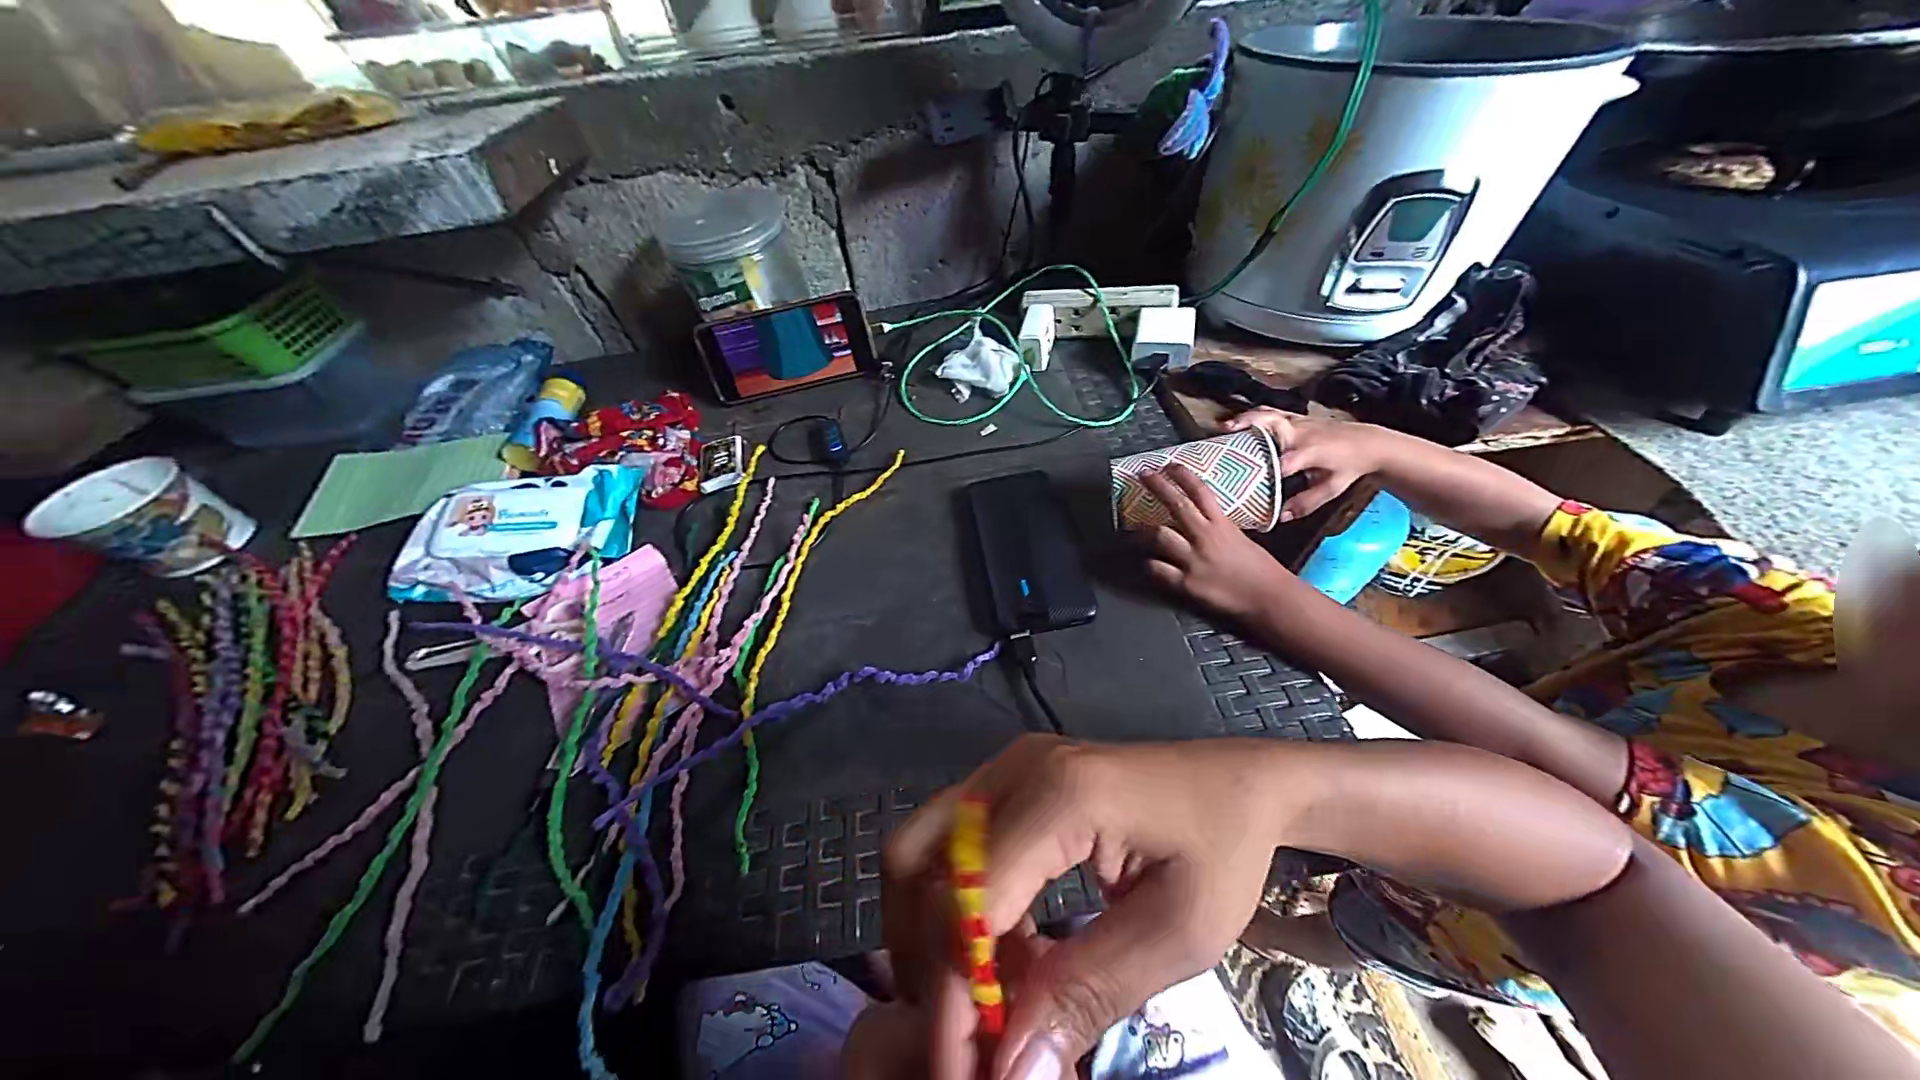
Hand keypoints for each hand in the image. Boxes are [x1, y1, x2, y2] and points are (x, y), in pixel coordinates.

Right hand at [882, 736, 1290, 1079]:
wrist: (1234, 784)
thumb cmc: (1221, 850)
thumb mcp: (1176, 934)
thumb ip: (1089, 993)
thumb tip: (1011, 1069)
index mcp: (1063, 796)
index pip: (972, 897)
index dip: (955, 993)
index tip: (964, 1070)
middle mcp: (1014, 770)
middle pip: (919, 864)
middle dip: (926, 961)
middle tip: (967, 1034)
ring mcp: (1004, 769)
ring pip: (919, 851)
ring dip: (933, 934)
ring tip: (987, 996)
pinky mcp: (1004, 781)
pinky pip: (948, 847)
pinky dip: (957, 910)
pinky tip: (1006, 953)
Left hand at [1136, 464, 1289, 621]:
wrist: (1270, 599)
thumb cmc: (1261, 571)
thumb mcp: (1242, 540)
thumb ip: (1220, 529)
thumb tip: (1203, 522)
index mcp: (1222, 525)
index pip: (1200, 492)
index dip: (1182, 476)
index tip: (1170, 465)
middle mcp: (1205, 538)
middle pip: (1176, 504)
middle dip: (1157, 486)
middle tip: (1143, 476)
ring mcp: (1193, 560)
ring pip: (1158, 536)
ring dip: (1142, 531)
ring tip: (1132, 529)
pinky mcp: (1185, 583)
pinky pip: (1157, 569)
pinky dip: (1149, 565)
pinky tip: (1147, 563)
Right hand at [1221, 409, 1383, 522]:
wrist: (1370, 444)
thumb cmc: (1349, 467)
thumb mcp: (1332, 489)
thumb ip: (1306, 503)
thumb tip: (1280, 517)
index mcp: (1310, 452)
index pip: (1284, 461)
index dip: (1266, 470)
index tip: (1246, 479)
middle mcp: (1302, 433)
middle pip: (1273, 424)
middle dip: (1249, 426)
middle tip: (1225, 432)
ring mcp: (1299, 422)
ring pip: (1270, 413)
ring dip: (1247, 417)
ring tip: (1226, 425)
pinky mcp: (1298, 418)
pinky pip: (1274, 412)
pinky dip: (1256, 415)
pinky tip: (1241, 422)